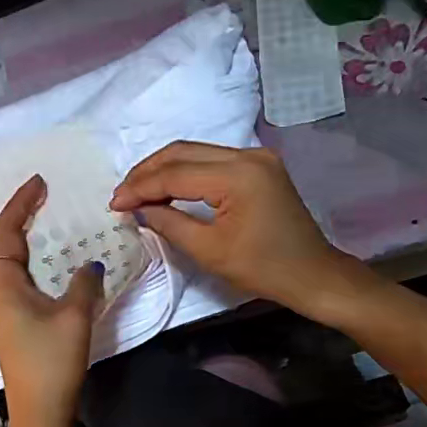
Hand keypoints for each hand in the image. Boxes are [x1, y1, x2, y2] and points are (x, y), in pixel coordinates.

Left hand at [0, 175, 105, 426]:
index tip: (39, 182)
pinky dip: (37, 265)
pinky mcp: (14, 325)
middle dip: (23, 218)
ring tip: (55, 225)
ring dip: (31, 242)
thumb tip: (90, 265)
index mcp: (2, 285)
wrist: (40, 413)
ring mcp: (2, 311)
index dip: (20, 203)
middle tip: (48, 198)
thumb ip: (83, 283)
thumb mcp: (74, 316)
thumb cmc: (52, 361)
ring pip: (13, 265)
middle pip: (4, 245)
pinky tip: (57, 266)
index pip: (5, 232)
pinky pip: (22, 282)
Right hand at [110, 142, 365, 315]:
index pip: (175, 174)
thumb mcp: (209, 251)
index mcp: (238, 175)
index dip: (140, 188)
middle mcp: (247, 155)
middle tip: (121, 196)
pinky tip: (167, 189)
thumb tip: (139, 210)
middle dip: (147, 172)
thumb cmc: (263, 269)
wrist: (312, 274)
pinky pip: (212, 161)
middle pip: (182, 152)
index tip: (114, 205)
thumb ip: (169, 224)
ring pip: (196, 152)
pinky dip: (185, 173)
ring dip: (164, 170)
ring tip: (137, 193)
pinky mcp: (259, 166)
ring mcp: (256, 157)